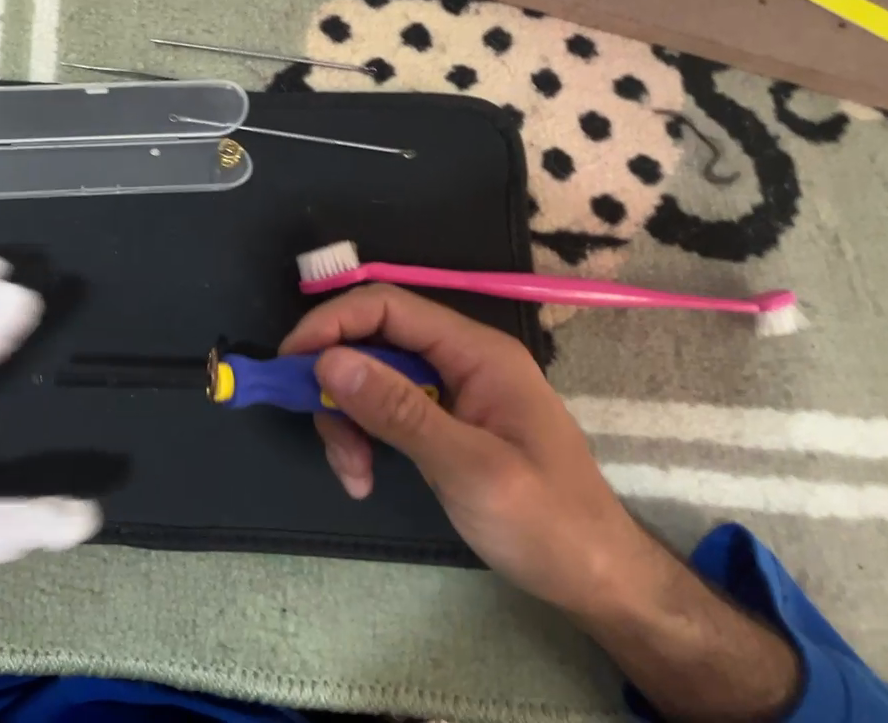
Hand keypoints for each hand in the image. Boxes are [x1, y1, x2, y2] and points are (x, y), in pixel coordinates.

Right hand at [284, 286, 800, 719]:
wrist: (597, 582)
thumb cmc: (548, 524)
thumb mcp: (471, 469)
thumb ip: (399, 411)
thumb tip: (328, 360)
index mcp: (477, 353)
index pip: (387, 306)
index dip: (332, 323)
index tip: (290, 361)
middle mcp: (457, 360)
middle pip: (369, 342)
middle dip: (335, 385)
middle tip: (321, 430)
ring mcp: (446, 391)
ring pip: (365, 379)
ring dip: (344, 421)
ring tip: (352, 472)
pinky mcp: (435, 421)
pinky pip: (377, 411)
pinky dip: (358, 439)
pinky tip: (362, 477)